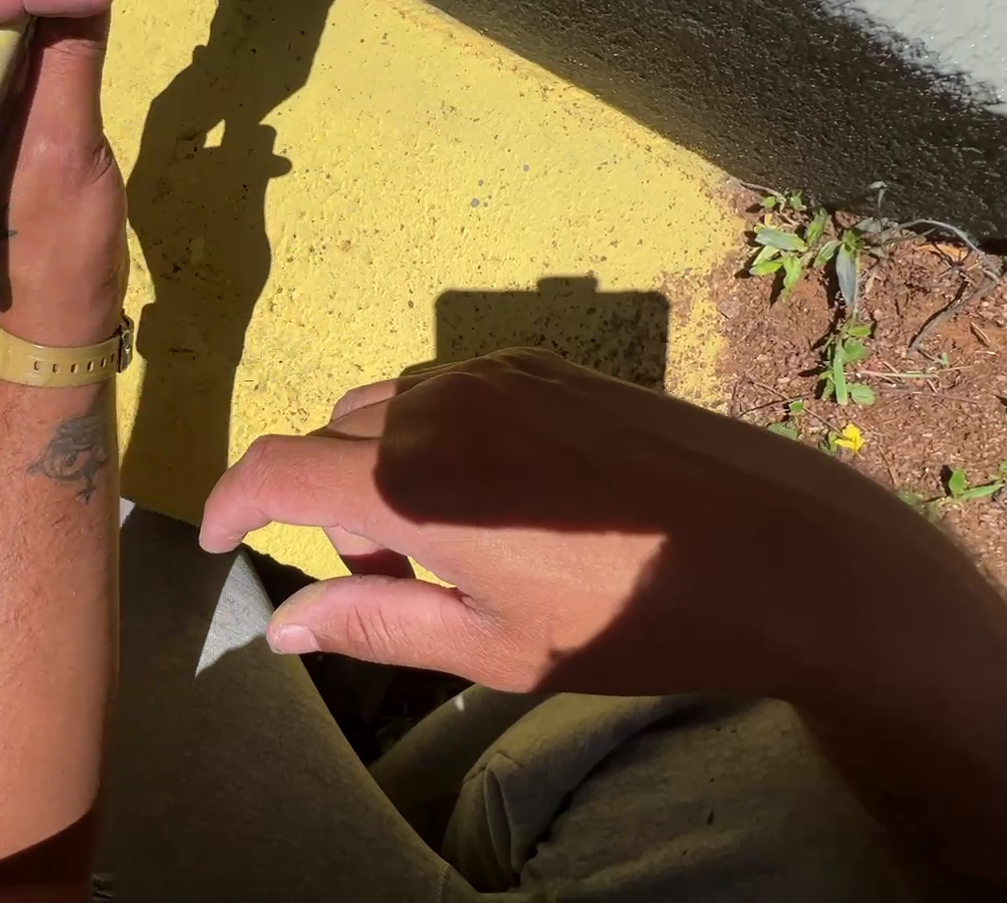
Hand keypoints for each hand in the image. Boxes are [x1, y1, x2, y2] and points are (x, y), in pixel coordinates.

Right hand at [199, 348, 1006, 697]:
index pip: (275, 472)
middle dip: (329, 510)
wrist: (788, 548)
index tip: (218, 538)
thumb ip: (372, 624)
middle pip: (327, 444)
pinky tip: (497, 486)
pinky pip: (436, 391)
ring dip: (377, 471)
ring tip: (450, 533)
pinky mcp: (532, 360)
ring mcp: (485, 373)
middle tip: (394, 577)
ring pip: (378, 412)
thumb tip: (280, 625)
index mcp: (412, 481)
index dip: (230, 502)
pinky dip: (426, 438)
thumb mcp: (492, 647)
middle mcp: (432, 406)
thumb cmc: (630, 619)